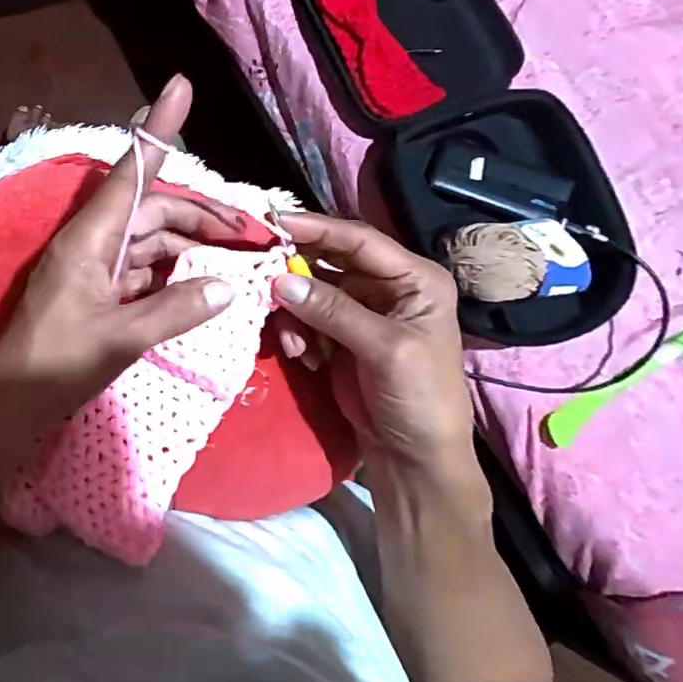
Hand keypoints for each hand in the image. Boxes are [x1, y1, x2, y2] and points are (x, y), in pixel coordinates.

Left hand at [0, 76, 243, 424]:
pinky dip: (173, 270)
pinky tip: (201, 281)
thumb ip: (175, 310)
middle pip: (153, 209)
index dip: (157, 129)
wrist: (11, 402)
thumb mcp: (121, 338)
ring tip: (234, 256)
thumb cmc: (57, 363)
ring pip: (151, 239)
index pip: (131, 173)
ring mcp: (96, 267)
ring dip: (191, 243)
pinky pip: (143, 268)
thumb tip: (226, 286)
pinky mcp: (99, 291)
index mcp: (91, 238)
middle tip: (249, 233)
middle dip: (201, 215)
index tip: (179, 86)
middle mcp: (94, 242)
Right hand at [269, 213, 474, 469]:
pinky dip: (298, 334)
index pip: (360, 240)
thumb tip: (280, 280)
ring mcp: (361, 312)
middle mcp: (387, 287)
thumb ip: (333, 311)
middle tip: (262, 275)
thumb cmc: (420, 397)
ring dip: (295, 314)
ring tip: (294, 347)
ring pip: (312, 292)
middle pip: (331, 262)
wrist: (416, 459)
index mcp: (414, 279)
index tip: (274, 222)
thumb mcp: (384, 349)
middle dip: (298, 273)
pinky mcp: (340, 337)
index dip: (318, 228)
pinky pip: (306, 320)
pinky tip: (303, 358)